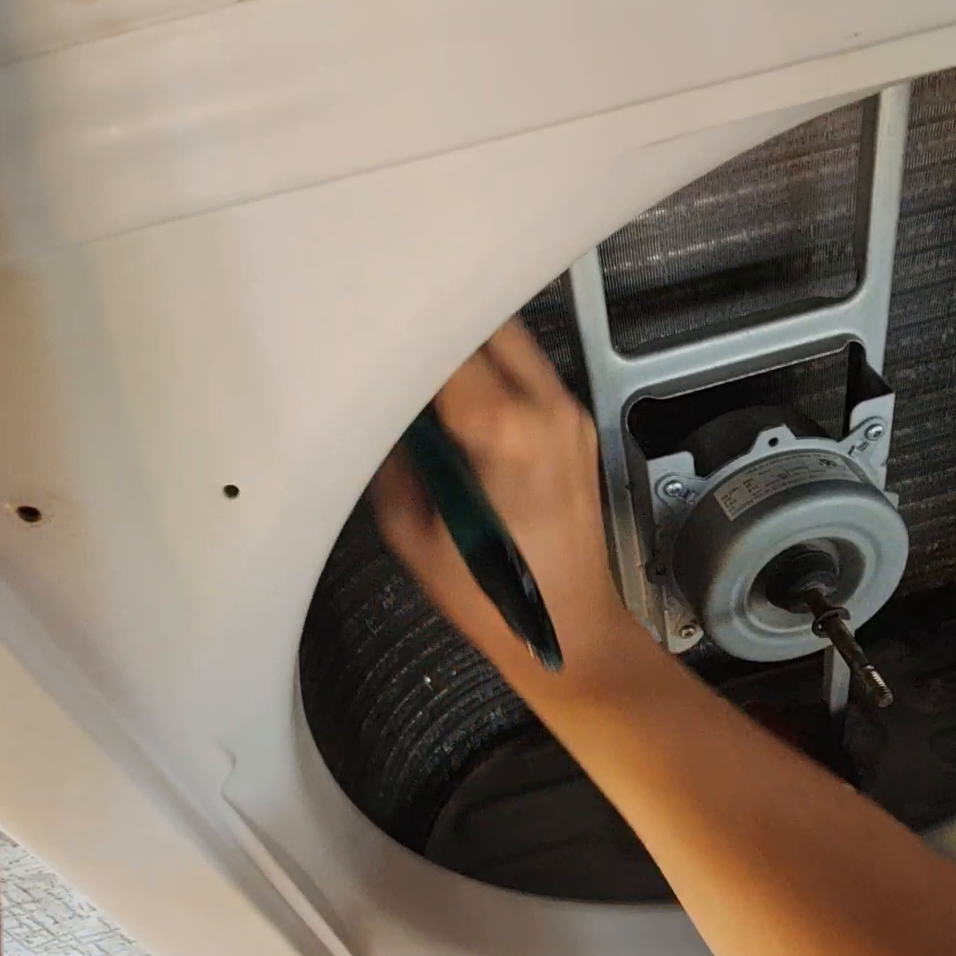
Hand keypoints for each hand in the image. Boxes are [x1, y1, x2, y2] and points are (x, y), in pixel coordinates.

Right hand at [372, 319, 639, 687]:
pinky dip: (493, 375)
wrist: (571, 629)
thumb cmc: (500, 598)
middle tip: (400, 361)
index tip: (377, 345)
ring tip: (428, 387)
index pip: (448, 347)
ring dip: (467, 353)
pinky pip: (528, 376)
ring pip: (511, 344)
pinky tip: (464, 410)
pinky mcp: (578, 430)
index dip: (405, 341)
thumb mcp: (413, 536)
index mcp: (507, 433)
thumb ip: (393, 463)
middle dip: (438, 335)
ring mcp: (571, 418)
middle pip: (487, 326)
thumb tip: (386, 420)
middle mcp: (549, 413)